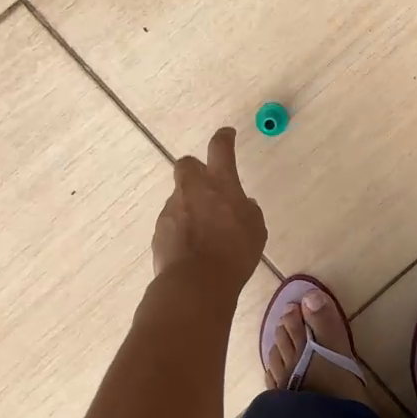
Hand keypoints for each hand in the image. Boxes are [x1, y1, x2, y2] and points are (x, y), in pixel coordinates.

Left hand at [152, 128, 266, 296]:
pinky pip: (173, 221)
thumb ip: (249, 211)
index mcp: (220, 183)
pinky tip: (193, 246)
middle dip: (196, 169)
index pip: (220, 148)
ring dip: (191, 205)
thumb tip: (244, 204)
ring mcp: (172, 209)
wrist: (195, 284)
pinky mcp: (160, 231)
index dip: (224, 138)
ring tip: (205, 230)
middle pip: (187, 164)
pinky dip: (182, 227)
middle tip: (208, 186)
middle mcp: (192, 189)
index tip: (227, 134)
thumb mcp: (256, 230)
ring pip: (180, 196)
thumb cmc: (234, 253)